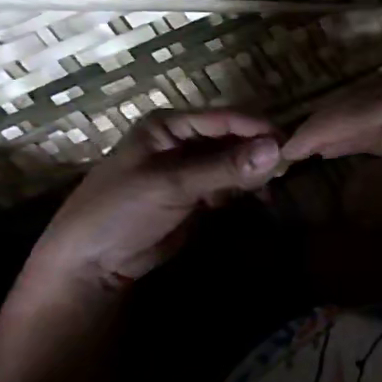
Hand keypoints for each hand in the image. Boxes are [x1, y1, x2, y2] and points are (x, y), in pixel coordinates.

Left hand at [20, 109, 282, 293]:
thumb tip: (277, 149)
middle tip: (289, 167)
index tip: (291, 144)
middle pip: (234, 137)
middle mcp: (182, 140)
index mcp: (169, 125)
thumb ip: (226, 167)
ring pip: (237, 160)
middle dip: (260, 150)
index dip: (258, 129)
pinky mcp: (198, 193)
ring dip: (256, 171)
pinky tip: (263, 198)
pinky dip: (248, 188)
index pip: (225, 119)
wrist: (90, 263)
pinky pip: (232, 182)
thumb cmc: (120, 211)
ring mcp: (191, 167)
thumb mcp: (173, 185)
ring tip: (276, 185)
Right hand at [281, 11, 381, 178]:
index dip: (318, 130)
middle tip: (295, 145)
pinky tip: (370, 98)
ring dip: (347, 106)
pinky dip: (380, 86)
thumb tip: (332, 140)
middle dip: (325, 119)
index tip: (288, 149)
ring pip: (375, 82)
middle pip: (360, 94)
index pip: (354, 112)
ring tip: (320, 133)